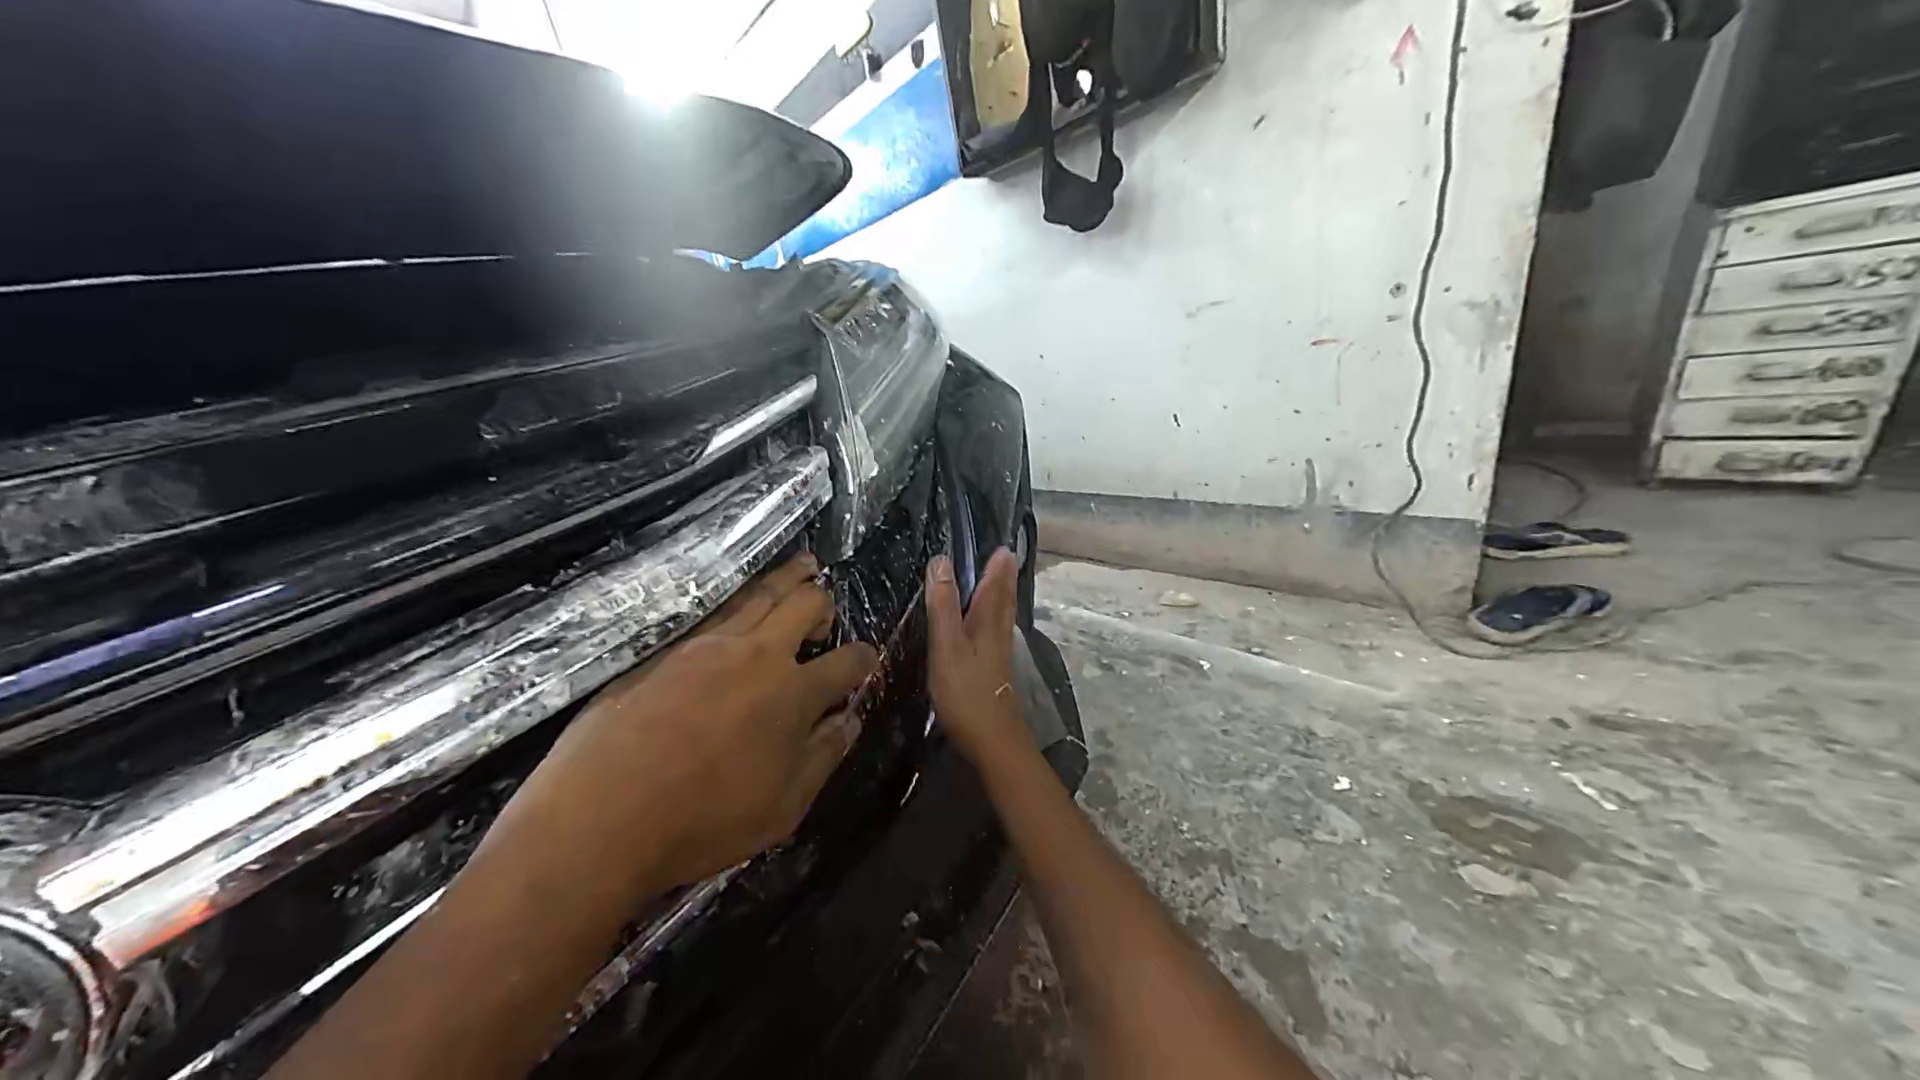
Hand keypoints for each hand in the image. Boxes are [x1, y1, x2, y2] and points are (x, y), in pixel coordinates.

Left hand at [510, 553, 878, 892]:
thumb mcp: (783, 806)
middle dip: (826, 603)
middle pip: (805, 603)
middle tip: (825, 620)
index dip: (865, 658)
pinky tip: (740, 603)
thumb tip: (849, 720)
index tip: (867, 661)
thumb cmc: (702, 820)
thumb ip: (823, 756)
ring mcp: (707, 645)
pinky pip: (715, 608)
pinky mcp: (666, 649)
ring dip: (789, 579)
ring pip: (759, 593)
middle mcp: (757, 655)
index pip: (847, 660)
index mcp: (794, 693)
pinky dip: (741, 597)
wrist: (599, 816)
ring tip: (803, 567)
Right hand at [926, 549, 1035, 762]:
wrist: (991, 740)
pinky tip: (987, 625)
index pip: (996, 584)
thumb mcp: (947, 644)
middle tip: (1004, 557)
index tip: (1001, 545)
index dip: (998, 565)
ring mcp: (998, 652)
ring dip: (1001, 595)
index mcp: (988, 621)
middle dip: (1003, 577)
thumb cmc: (966, 691)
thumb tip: (941, 560)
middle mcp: (998, 632)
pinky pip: (995, 631)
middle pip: (1004, 598)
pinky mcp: (993, 669)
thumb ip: (943, 604)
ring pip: (1002, 615)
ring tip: (998, 581)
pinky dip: (993, 617)